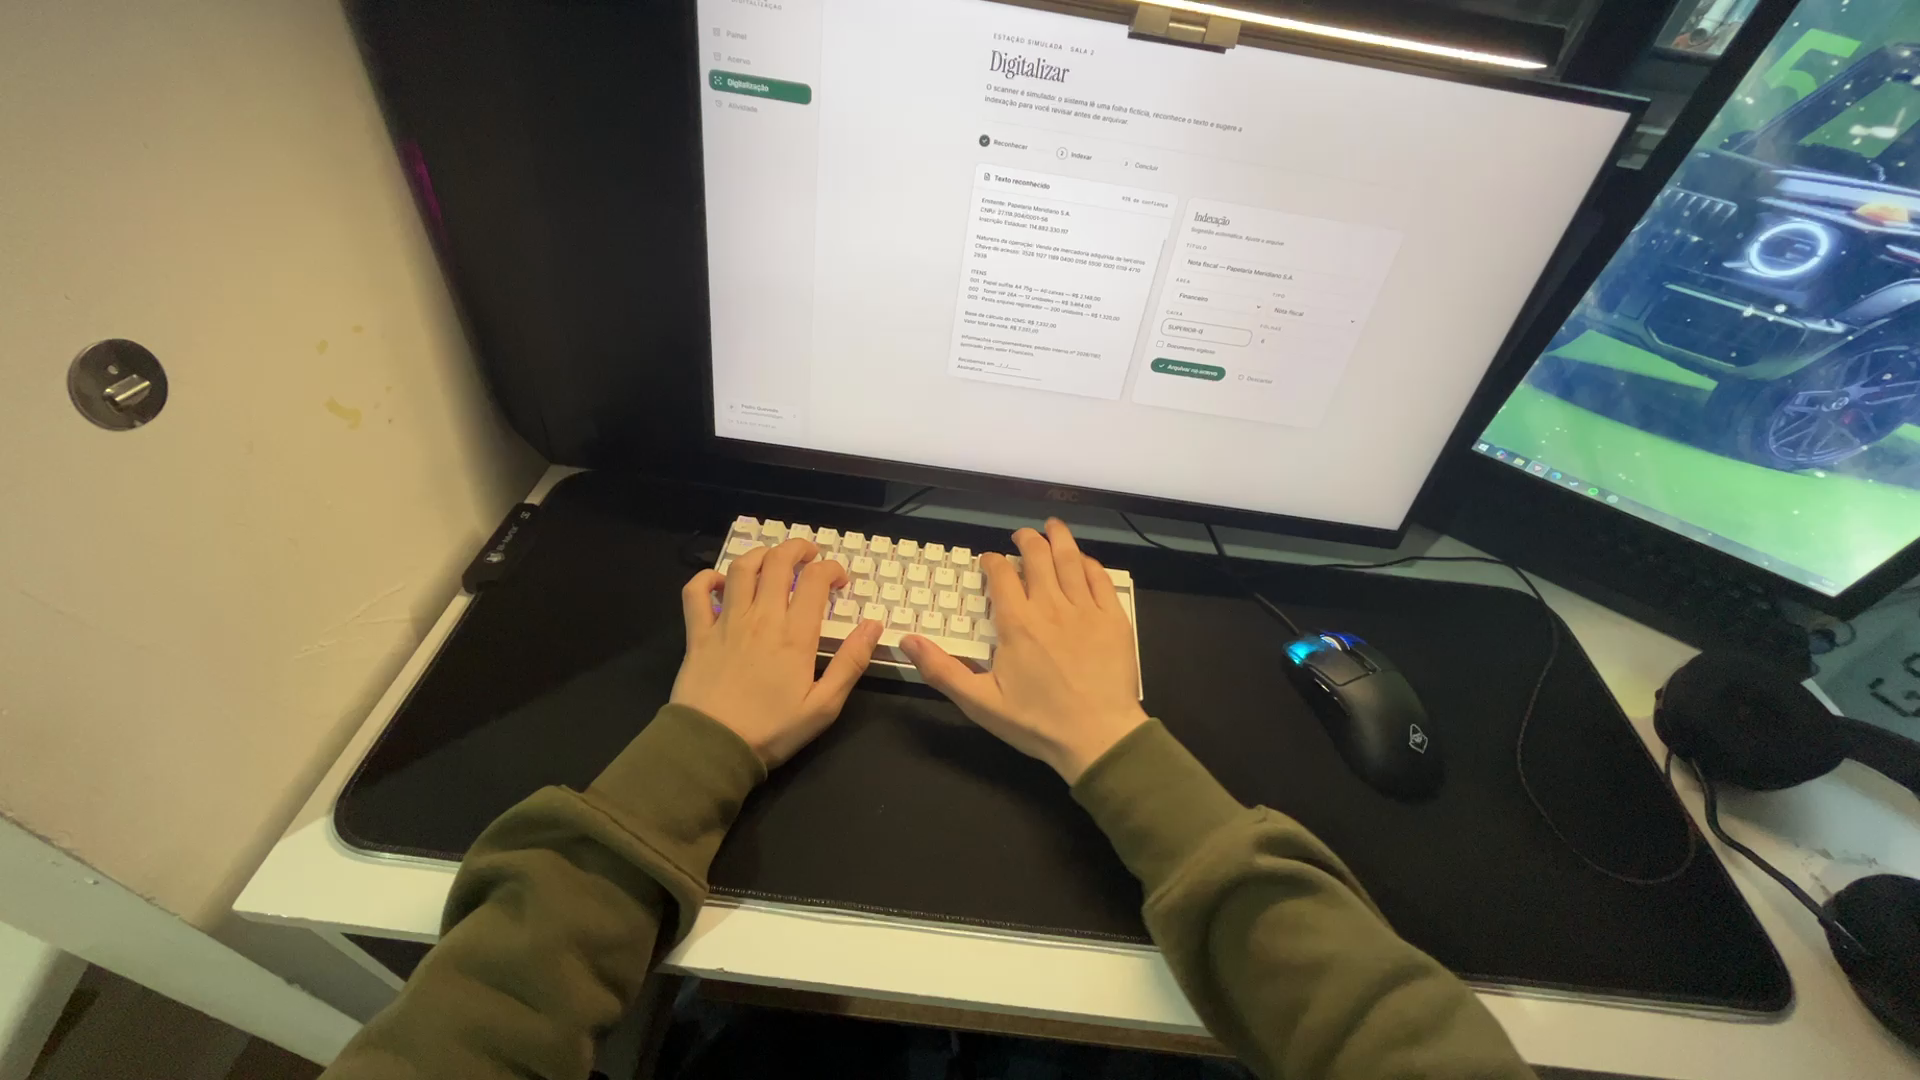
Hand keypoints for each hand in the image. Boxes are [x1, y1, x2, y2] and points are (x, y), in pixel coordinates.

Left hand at [673, 537, 882, 766]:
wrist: (711, 748)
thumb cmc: (772, 730)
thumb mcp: (824, 705)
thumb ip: (851, 662)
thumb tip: (873, 625)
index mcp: (795, 635)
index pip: (816, 580)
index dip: (832, 570)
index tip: (840, 580)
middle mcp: (761, 618)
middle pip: (779, 562)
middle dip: (798, 548)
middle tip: (810, 554)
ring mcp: (726, 622)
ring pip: (741, 568)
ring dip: (760, 554)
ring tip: (773, 559)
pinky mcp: (697, 633)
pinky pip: (696, 592)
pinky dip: (707, 578)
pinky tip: (721, 582)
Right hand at [901, 519, 1147, 781]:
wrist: (1098, 738)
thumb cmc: (1037, 723)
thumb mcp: (980, 703)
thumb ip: (942, 670)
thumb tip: (906, 641)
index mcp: (1017, 623)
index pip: (1001, 575)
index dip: (992, 561)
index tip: (989, 559)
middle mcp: (1050, 607)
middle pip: (1037, 557)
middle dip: (1026, 540)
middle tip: (1021, 536)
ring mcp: (1086, 610)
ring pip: (1070, 560)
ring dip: (1059, 538)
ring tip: (1052, 526)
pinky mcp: (1113, 619)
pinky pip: (1100, 579)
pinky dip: (1089, 564)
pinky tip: (1084, 560)